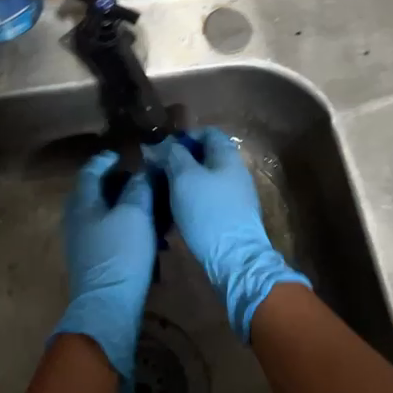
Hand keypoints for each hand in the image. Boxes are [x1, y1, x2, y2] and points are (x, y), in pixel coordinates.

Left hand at [52, 151, 156, 381]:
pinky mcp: (94, 262)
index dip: (104, 160)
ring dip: (126, 207)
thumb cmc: (120, 253)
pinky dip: (127, 228)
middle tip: (141, 180)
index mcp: (83, 203)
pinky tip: (148, 237)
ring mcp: (83, 243)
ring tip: (151, 208)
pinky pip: (110, 234)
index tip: (120, 155)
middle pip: (96, 193)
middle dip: (119, 184)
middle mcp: (77, 220)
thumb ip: (139, 188)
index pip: (89, 171)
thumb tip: (141, 173)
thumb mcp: (135, 213)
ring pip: (105, 215)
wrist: (108, 307)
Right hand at [146, 128, 308, 341]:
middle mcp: (235, 171)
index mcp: (227, 156)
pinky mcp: (232, 217)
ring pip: (205, 178)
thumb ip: (172, 155)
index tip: (162, 149)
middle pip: (205, 156)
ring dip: (184, 181)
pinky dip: (192, 199)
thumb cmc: (208, 211)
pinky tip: (177, 211)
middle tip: (157, 171)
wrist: (235, 259)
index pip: (207, 133)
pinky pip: (208, 198)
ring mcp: (236, 196)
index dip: (184, 137)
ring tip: (162, 192)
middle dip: (180, 160)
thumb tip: (160, 144)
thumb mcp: (184, 177)